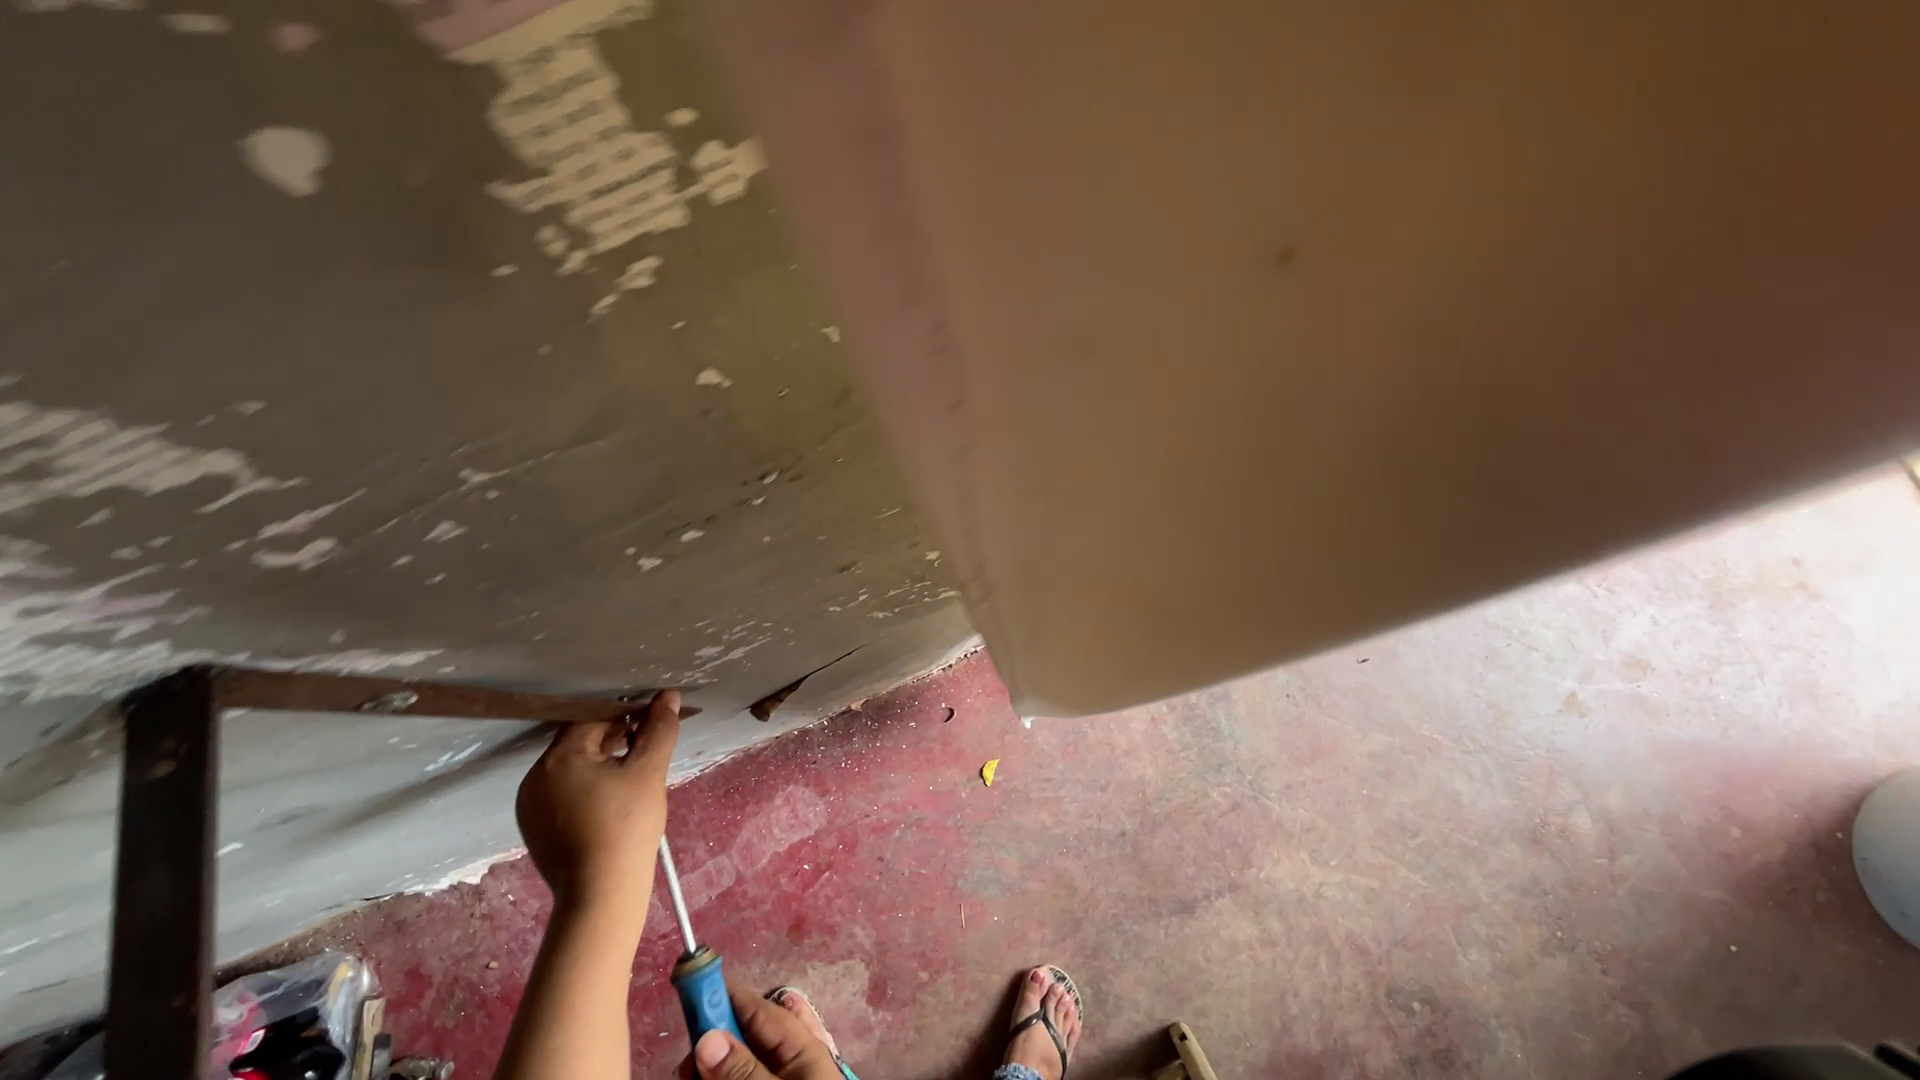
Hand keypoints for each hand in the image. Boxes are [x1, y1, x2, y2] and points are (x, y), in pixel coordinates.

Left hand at [514, 689, 679, 909]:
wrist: (600, 892)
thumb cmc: (626, 824)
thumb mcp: (648, 771)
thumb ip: (658, 729)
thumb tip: (667, 695)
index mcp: (560, 756)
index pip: (593, 719)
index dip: (624, 719)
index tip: (649, 731)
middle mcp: (535, 776)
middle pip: (578, 743)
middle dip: (610, 743)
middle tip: (642, 759)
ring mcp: (529, 805)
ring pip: (569, 770)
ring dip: (597, 767)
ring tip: (628, 784)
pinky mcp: (534, 829)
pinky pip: (561, 795)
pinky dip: (584, 791)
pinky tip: (607, 808)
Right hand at [679, 980, 845, 1079]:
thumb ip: (743, 1072)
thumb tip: (706, 1037)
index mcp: (800, 1049)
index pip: (758, 1010)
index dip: (725, 998)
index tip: (688, 993)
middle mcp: (787, 1064)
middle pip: (739, 1041)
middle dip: (708, 1049)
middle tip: (685, 1072)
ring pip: (730, 1069)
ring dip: (707, 1075)